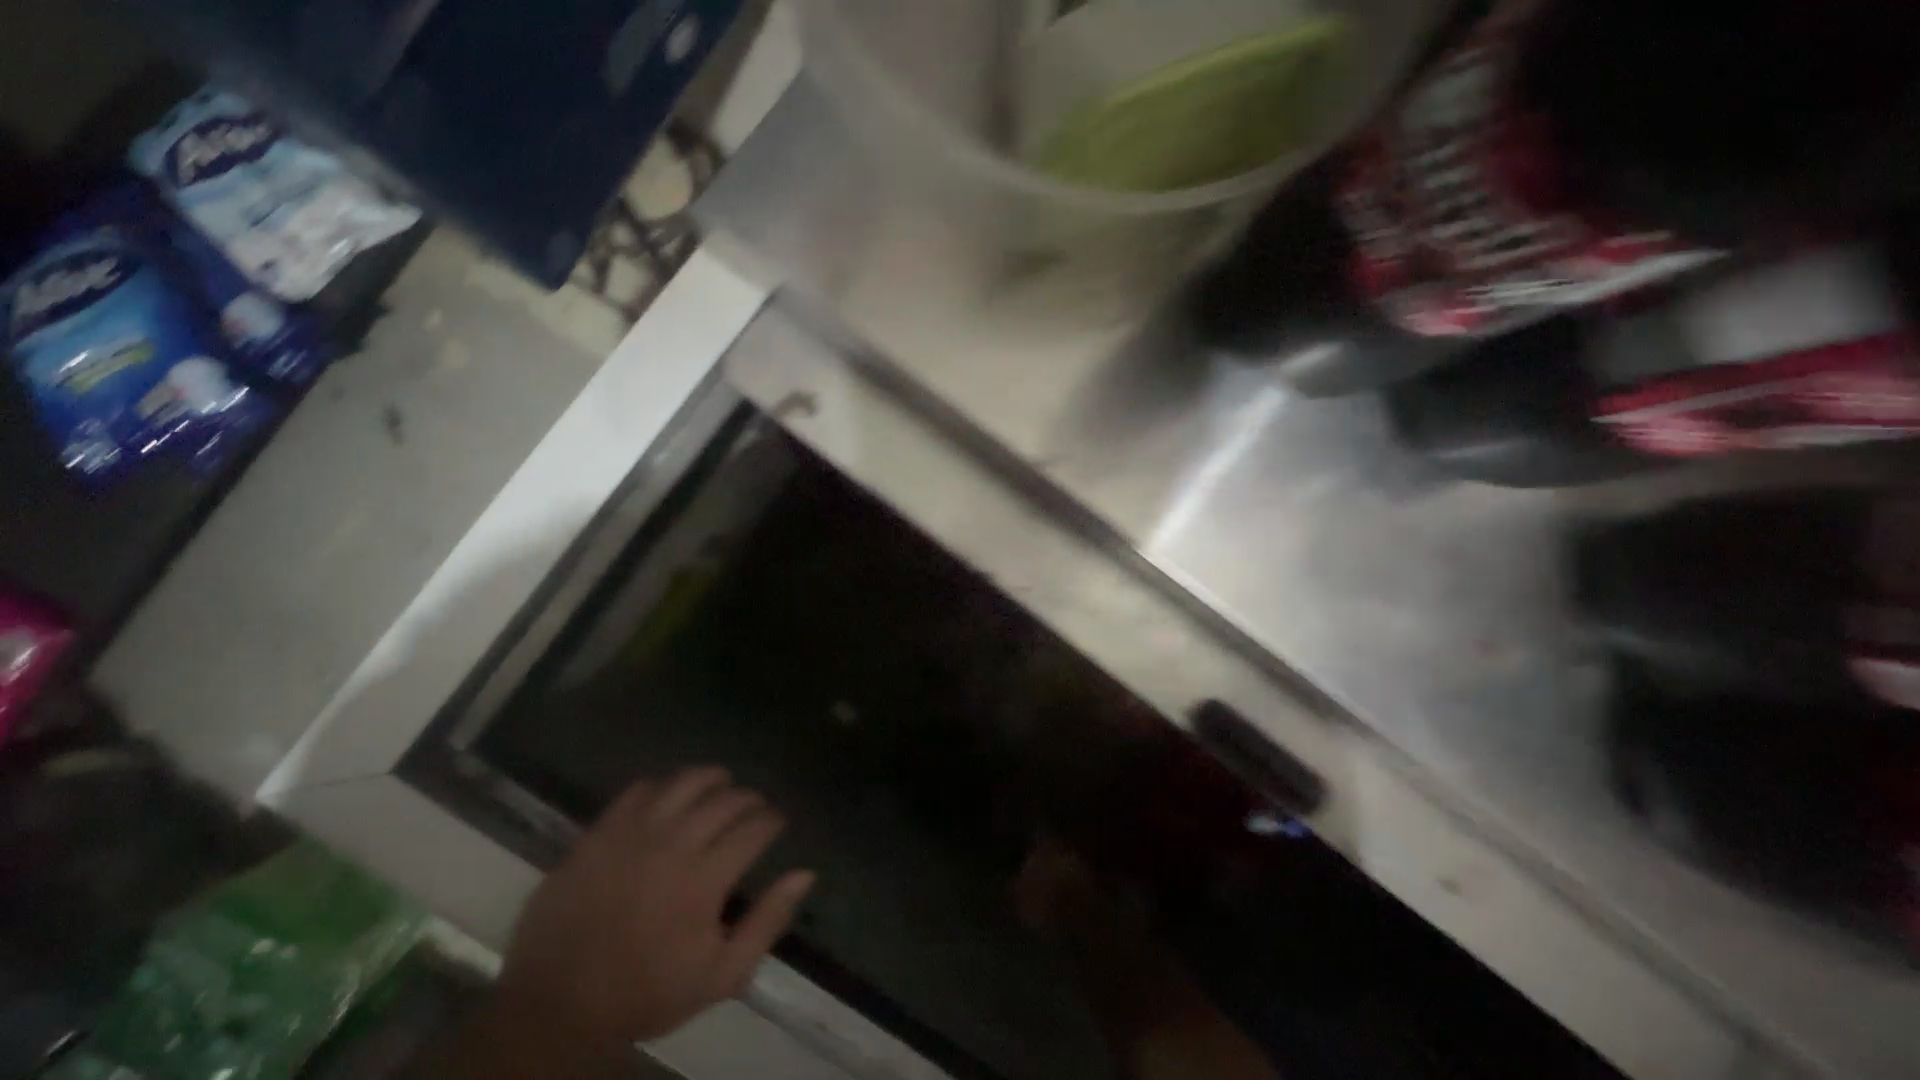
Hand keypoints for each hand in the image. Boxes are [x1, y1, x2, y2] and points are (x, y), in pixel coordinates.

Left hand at [497, 768, 815, 1046]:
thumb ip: (767, 922)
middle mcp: (672, 844)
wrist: (557, 1005)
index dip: (773, 820)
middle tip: (755, 807)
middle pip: (723, 800)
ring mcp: (630, 834)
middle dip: (749, 798)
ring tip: (722, 784)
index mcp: (705, 879)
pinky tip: (671, 794)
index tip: (778, 824)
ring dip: (710, 778)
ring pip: (682, 783)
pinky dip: (663, 784)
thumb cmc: (646, 993)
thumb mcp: (720, 975)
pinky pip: (638, 790)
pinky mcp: (598, 832)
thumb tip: (804, 874)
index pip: (754, 828)